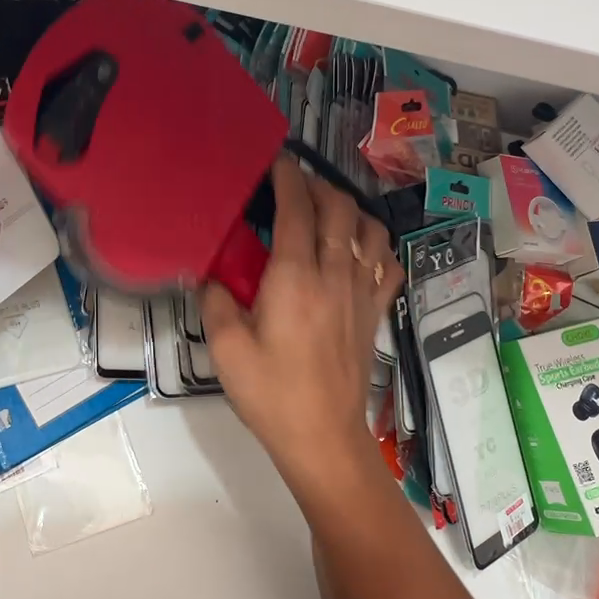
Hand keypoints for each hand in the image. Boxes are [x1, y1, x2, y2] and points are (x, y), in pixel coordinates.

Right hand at [201, 156, 403, 485]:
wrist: (323, 437)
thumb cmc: (270, 393)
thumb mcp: (225, 349)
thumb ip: (215, 301)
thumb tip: (211, 276)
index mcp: (294, 277)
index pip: (296, 208)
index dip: (287, 177)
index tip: (274, 162)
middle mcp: (334, 274)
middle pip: (338, 208)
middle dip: (317, 185)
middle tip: (293, 185)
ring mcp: (362, 292)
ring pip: (370, 229)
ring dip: (349, 210)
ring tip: (326, 212)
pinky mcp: (375, 312)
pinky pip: (387, 263)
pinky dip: (375, 245)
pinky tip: (357, 252)